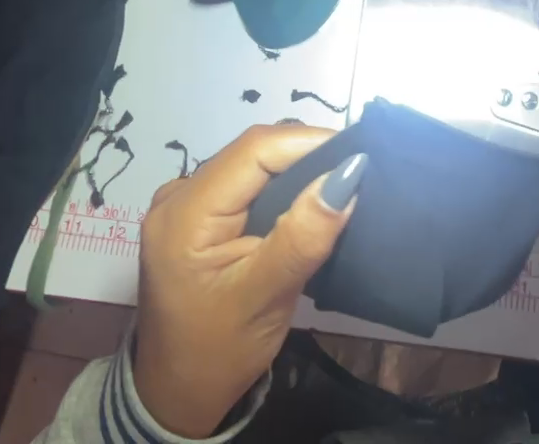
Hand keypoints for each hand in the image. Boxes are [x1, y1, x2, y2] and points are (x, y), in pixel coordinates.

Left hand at [132, 124, 364, 436]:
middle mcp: (179, 195)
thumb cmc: (218, 352)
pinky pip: (247, 182)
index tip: (360, 153)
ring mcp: (186, 203)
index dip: (308, 142)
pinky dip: (282, 185)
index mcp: (185, 213)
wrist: (177, 396)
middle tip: (358, 168)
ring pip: (252, 164)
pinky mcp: (199, 215)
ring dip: (297, 168)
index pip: (254, 150)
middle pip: (252, 152)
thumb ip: (302, 236)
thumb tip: (348, 175)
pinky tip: (309, 197)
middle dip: (307, 153)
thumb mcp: (265, 298)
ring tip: (342, 179)